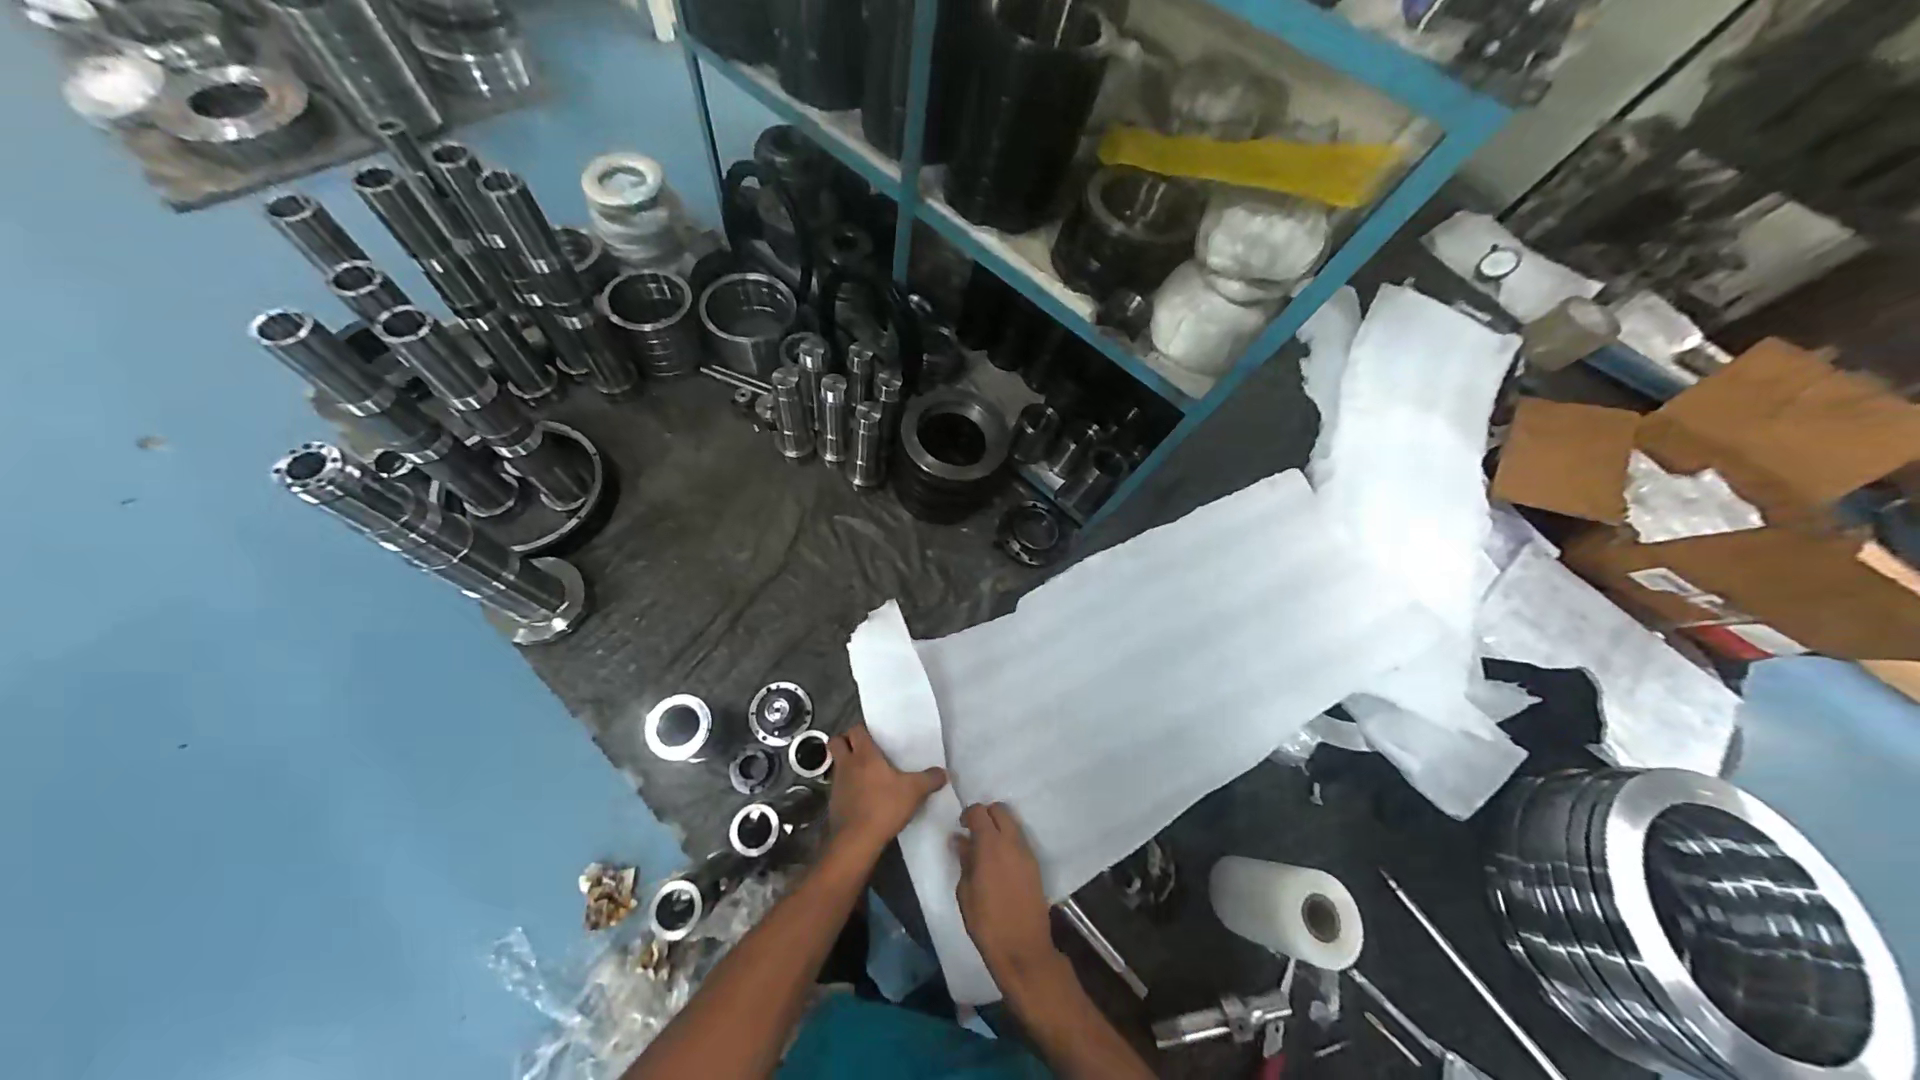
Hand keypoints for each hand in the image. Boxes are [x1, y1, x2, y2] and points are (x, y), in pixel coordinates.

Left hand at [825, 723, 946, 858]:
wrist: (856, 840)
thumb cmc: (884, 806)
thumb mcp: (914, 791)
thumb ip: (930, 779)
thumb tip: (943, 773)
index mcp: (864, 754)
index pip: (856, 729)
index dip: (862, 729)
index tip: (874, 735)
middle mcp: (847, 764)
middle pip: (836, 741)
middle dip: (845, 741)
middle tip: (862, 749)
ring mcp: (836, 783)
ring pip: (837, 764)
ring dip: (846, 764)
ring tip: (865, 774)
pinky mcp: (833, 802)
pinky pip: (838, 786)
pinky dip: (847, 786)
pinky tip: (862, 796)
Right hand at [955, 802, 1063, 989]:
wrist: (1023, 948)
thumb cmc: (986, 923)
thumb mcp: (965, 892)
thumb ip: (965, 860)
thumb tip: (961, 840)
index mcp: (990, 845)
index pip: (980, 812)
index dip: (968, 814)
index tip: (961, 827)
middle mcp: (1012, 842)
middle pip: (1000, 810)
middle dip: (986, 814)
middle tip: (974, 833)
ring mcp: (1027, 853)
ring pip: (1013, 824)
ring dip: (999, 827)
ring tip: (986, 849)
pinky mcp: (1036, 866)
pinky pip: (1021, 841)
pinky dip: (1009, 841)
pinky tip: (1000, 862)